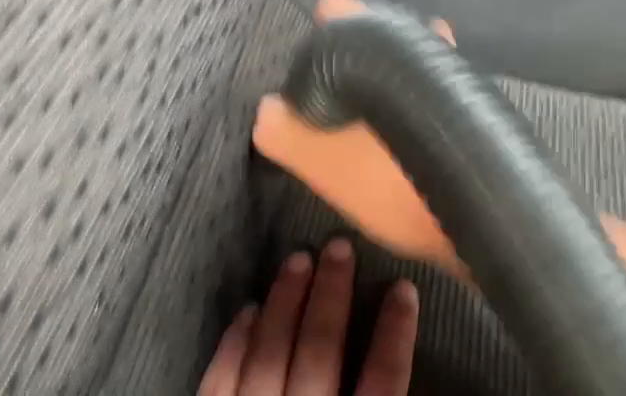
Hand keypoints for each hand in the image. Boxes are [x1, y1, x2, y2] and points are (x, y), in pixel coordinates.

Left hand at [197, 239, 419, 395]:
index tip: (405, 286)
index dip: (396, 333)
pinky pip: (221, 381)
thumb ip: (387, 391)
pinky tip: (249, 309)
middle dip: (332, 294)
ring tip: (299, 258)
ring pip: (270, 355)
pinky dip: (235, 342)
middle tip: (340, 245)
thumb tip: (403, 332)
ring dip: (285, 301)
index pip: (383, 381)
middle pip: (320, 352)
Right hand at [251, 0, 461, 272]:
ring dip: (380, 79)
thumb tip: (269, 108)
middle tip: (332, 103)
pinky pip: (427, 80)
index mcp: (379, 42)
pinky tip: (398, 131)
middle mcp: (419, 40)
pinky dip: (408, 95)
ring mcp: (451, 68)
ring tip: (363, 120)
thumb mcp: (320, 161)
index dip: (316, 36)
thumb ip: (282, 131)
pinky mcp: (469, 98)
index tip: (308, 75)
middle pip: (370, 31)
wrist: (476, 218)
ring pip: (400, 56)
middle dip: (349, 59)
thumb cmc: (392, 182)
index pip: (337, 9)